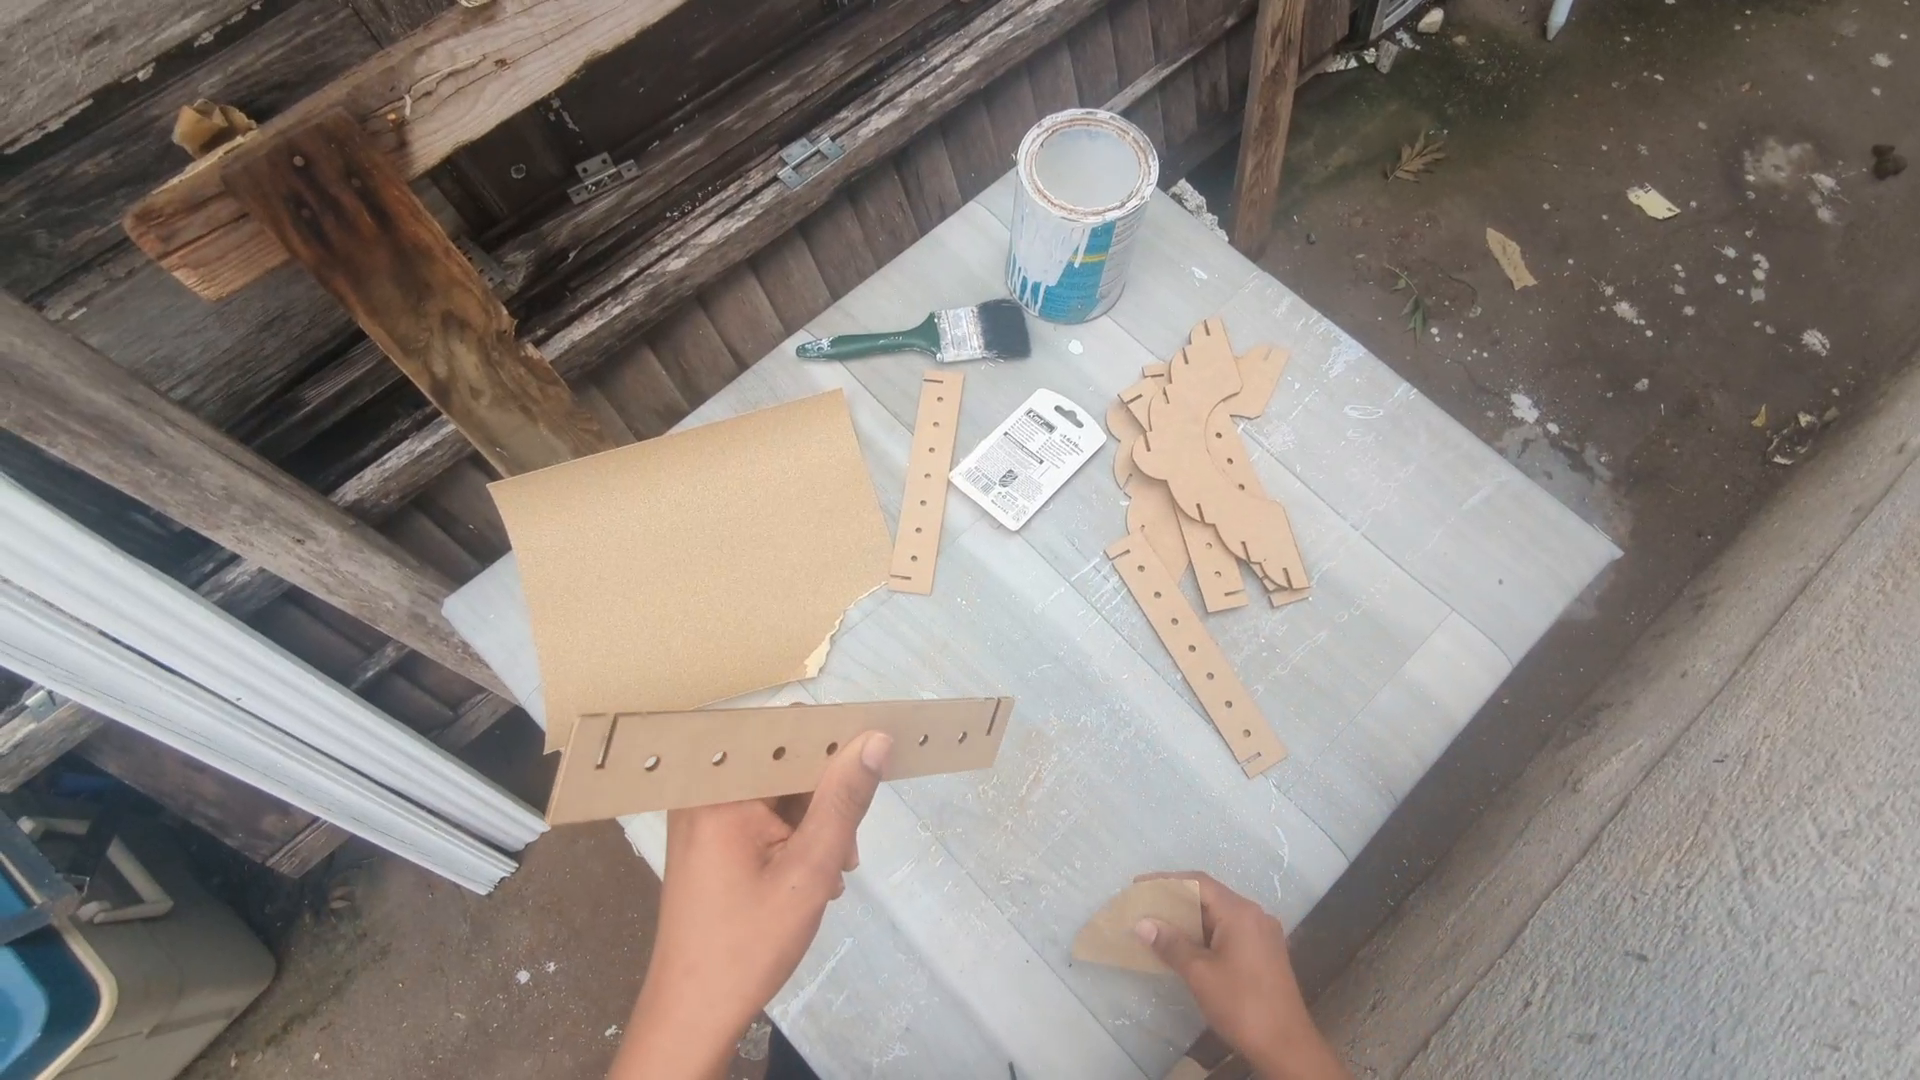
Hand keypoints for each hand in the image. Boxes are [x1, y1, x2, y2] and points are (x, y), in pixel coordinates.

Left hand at [610, 730, 891, 1079]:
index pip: (786, 732)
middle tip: (847, 850)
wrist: (691, 1017)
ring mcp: (702, 817)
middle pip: (783, 764)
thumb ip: (844, 799)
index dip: (832, 743)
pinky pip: (760, 815)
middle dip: (826, 797)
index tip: (870, 765)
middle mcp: (704, 791)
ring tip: (832, 872)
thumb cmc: (749, 943)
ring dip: (814, 822)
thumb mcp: (810, 868)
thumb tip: (876, 739)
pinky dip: (791, 836)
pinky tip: (809, 875)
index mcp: (721, 787)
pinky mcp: (707, 840)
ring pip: (777, 792)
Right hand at [1133, 872, 1347, 1079]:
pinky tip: (1187, 947)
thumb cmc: (1242, 1006)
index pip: (1198, 882)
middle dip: (1176, 900)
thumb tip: (1142, 924)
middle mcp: (1255, 915)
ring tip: (1160, 926)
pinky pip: (1229, 931)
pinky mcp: (1265, 953)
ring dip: (1190, 919)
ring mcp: (1263, 935)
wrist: (1289, 1049)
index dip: (1166, 881)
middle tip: (1146, 907)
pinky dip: (1206, 934)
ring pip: (1219, 915)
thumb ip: (1170, 944)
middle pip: (1209, 896)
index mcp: (1240, 912)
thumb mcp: (1199, 974)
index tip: (1139, 886)